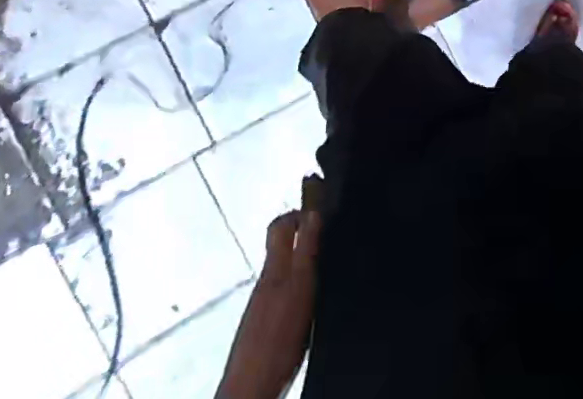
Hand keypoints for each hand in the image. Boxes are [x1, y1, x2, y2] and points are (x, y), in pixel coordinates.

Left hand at [216, 209, 321, 398]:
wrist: (250, 391)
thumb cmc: (278, 339)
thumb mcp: (299, 289)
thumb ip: (305, 251)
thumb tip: (312, 211)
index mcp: (275, 270)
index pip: (281, 226)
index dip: (299, 211)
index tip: (323, 202)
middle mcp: (268, 282)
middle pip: (282, 244)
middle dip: (302, 231)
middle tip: (330, 230)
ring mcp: (265, 305)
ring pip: (285, 268)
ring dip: (305, 260)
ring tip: (332, 263)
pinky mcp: (267, 327)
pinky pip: (285, 292)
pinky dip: (301, 286)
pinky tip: (317, 300)